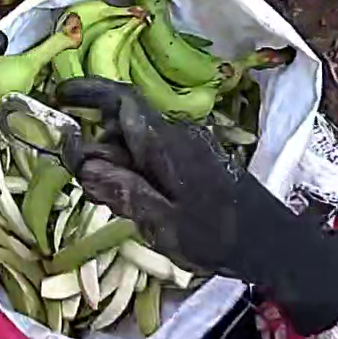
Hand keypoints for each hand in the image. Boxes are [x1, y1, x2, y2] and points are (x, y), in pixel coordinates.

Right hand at [56, 77, 337, 335]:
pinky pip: (148, 155)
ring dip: (115, 165)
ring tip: (120, 204)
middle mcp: (173, 134)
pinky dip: (132, 172)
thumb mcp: (163, 223)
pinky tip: (139, 204)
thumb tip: (83, 160)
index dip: (87, 91)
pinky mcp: (191, 160)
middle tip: (90, 187)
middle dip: (97, 150)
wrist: (279, 247)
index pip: (122, 100)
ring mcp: (184, 145)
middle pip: (120, 126)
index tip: (58, 96)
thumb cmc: (220, 237)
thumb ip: (120, 189)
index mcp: (165, 142)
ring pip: (132, 143)